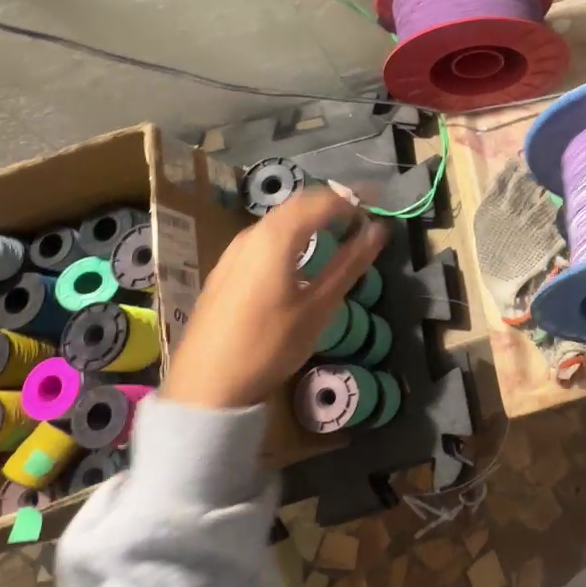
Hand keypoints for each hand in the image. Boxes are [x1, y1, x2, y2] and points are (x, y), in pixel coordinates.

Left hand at [164, 188, 387, 408]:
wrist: (206, 386)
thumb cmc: (269, 344)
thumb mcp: (318, 306)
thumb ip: (350, 263)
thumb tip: (378, 229)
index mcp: (276, 238)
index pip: (322, 200)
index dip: (354, 200)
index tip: (379, 209)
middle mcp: (252, 235)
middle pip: (298, 205)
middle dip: (333, 205)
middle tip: (363, 219)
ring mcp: (233, 252)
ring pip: (279, 221)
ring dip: (311, 220)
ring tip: (338, 236)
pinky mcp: (226, 271)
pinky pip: (264, 238)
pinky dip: (291, 236)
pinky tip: (302, 259)